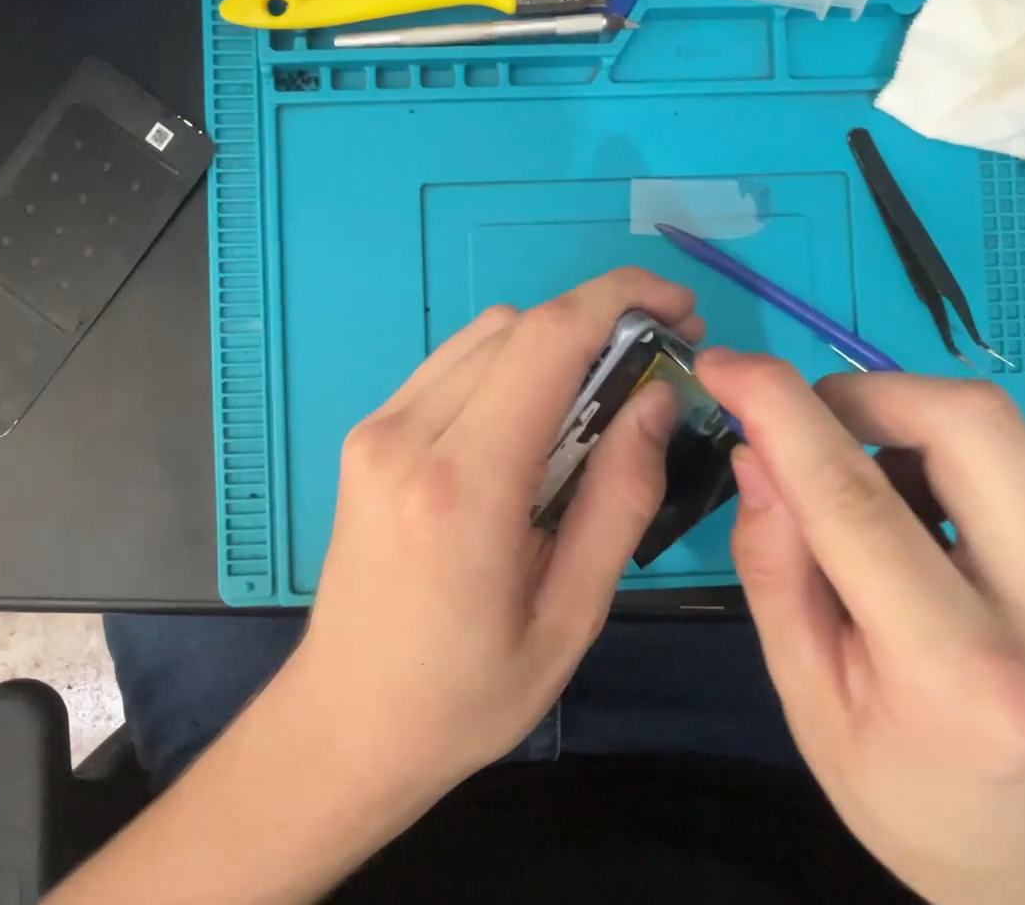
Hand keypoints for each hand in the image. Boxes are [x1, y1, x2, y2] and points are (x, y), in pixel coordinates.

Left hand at [281, 268, 700, 791]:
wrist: (344, 724)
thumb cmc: (466, 694)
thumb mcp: (570, 615)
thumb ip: (620, 498)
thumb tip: (655, 400)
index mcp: (463, 485)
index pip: (547, 342)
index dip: (621, 300)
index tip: (680, 309)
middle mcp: (407, 436)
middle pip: (517, 326)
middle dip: (599, 322)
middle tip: (656, 364)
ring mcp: (376, 431)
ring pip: (481, 337)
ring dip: (554, 343)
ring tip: (603, 397)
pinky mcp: (365, 438)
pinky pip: (449, 368)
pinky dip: (508, 367)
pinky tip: (536, 420)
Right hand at [698, 352, 1024, 904]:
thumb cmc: (900, 792)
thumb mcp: (802, 695)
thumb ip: (775, 567)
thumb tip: (757, 452)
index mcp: (965, 679)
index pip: (859, 503)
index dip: (782, 414)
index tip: (726, 365)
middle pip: (975, 425)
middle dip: (868, 390)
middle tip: (808, 420)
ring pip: (1000, 440)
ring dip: (903, 433)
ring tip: (865, 500)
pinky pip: (1019, 477)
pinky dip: (945, 474)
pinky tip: (927, 537)